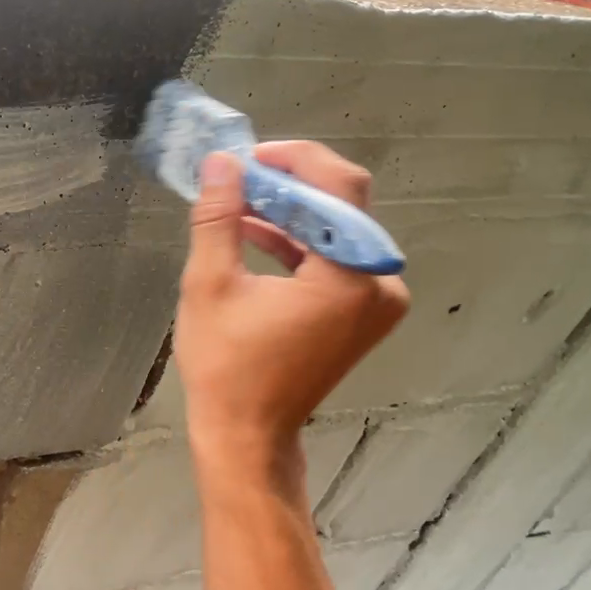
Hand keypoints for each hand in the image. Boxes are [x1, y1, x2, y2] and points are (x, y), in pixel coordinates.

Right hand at [175, 142, 409, 471]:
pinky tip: (251, 235)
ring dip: (289, 213)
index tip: (245, 157)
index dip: (295, 159)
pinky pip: (335, 260)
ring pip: (338, 232)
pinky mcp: (362, 314)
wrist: (247, 432)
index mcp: (350, 275)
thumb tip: (221, 164)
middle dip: (288, 185)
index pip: (339, 188)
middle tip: (236, 178)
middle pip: (343, 208)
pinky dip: (298, 244)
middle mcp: (380, 282)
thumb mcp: (209, 285)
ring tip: (234, 205)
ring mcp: (376, 301)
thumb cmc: (225, 364)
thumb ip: (218, 219)